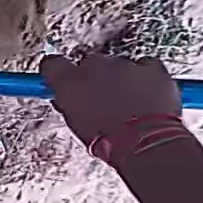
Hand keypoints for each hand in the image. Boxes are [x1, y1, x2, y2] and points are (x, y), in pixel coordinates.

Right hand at [38, 54, 182, 143]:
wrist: (145, 140)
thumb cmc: (107, 136)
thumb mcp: (73, 121)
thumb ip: (67, 101)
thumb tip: (66, 96)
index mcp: (67, 80)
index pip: (52, 64)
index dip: (57, 72)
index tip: (59, 78)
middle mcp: (93, 67)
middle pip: (89, 62)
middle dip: (93, 76)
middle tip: (98, 96)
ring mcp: (123, 66)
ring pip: (117, 65)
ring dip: (118, 77)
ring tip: (125, 101)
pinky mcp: (150, 68)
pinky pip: (145, 64)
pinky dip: (144, 75)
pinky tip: (143, 91)